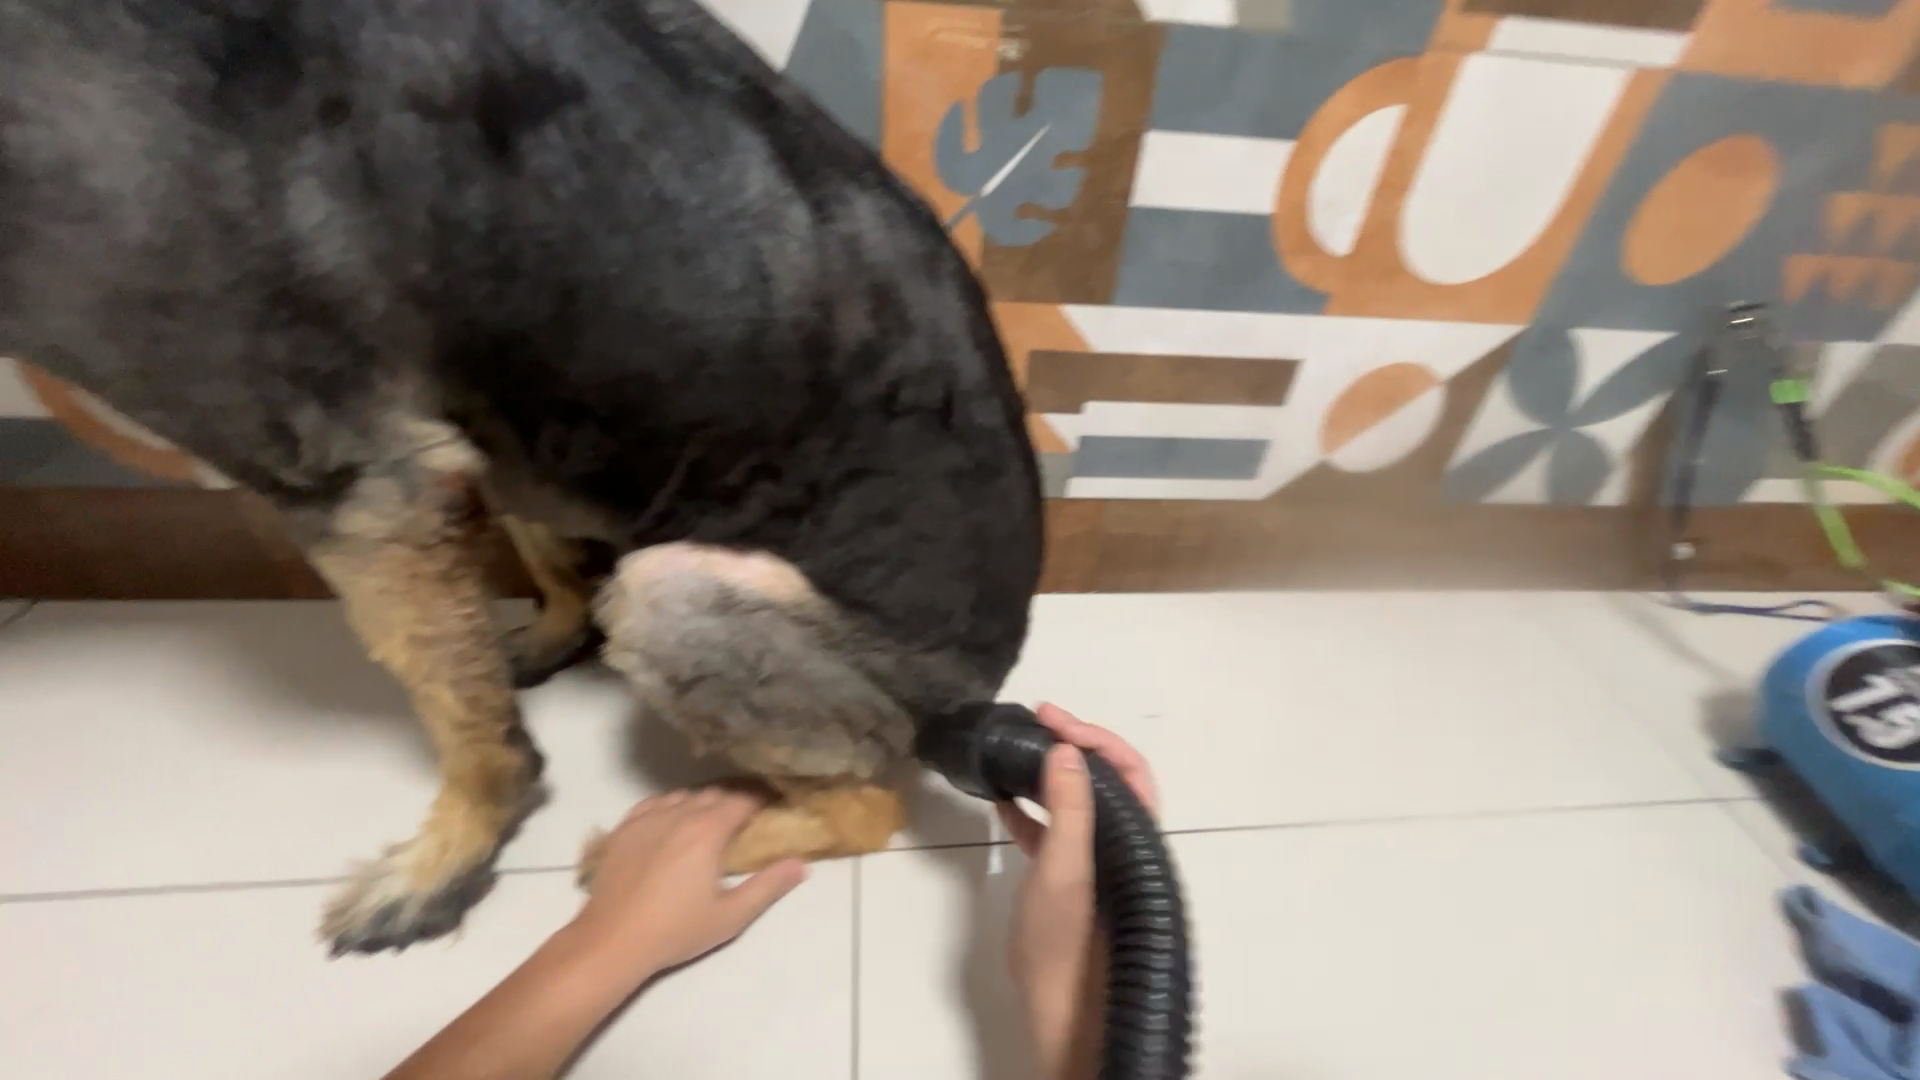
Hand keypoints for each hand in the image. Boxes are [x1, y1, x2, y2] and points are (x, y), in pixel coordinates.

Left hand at [571, 790, 807, 980]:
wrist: (609, 944)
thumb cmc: (674, 931)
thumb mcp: (730, 916)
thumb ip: (768, 886)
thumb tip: (801, 865)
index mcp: (708, 830)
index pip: (744, 799)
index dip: (762, 798)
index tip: (775, 802)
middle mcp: (680, 814)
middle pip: (716, 793)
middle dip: (736, 799)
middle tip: (747, 816)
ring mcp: (649, 818)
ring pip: (685, 795)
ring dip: (703, 802)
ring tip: (711, 819)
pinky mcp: (624, 828)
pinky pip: (655, 802)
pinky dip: (671, 805)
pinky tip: (673, 821)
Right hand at [997, 704, 1158, 1079]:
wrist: (1060, 1009)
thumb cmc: (1068, 941)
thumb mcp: (1066, 870)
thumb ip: (1071, 810)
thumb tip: (1066, 749)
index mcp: (1133, 837)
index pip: (1127, 769)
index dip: (1094, 737)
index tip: (1052, 718)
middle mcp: (1118, 842)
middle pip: (1104, 779)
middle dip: (1072, 745)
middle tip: (1036, 723)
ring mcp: (1091, 859)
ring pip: (1077, 800)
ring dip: (1050, 772)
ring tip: (1017, 750)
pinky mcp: (1064, 876)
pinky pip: (1050, 829)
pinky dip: (1028, 809)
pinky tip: (1000, 800)